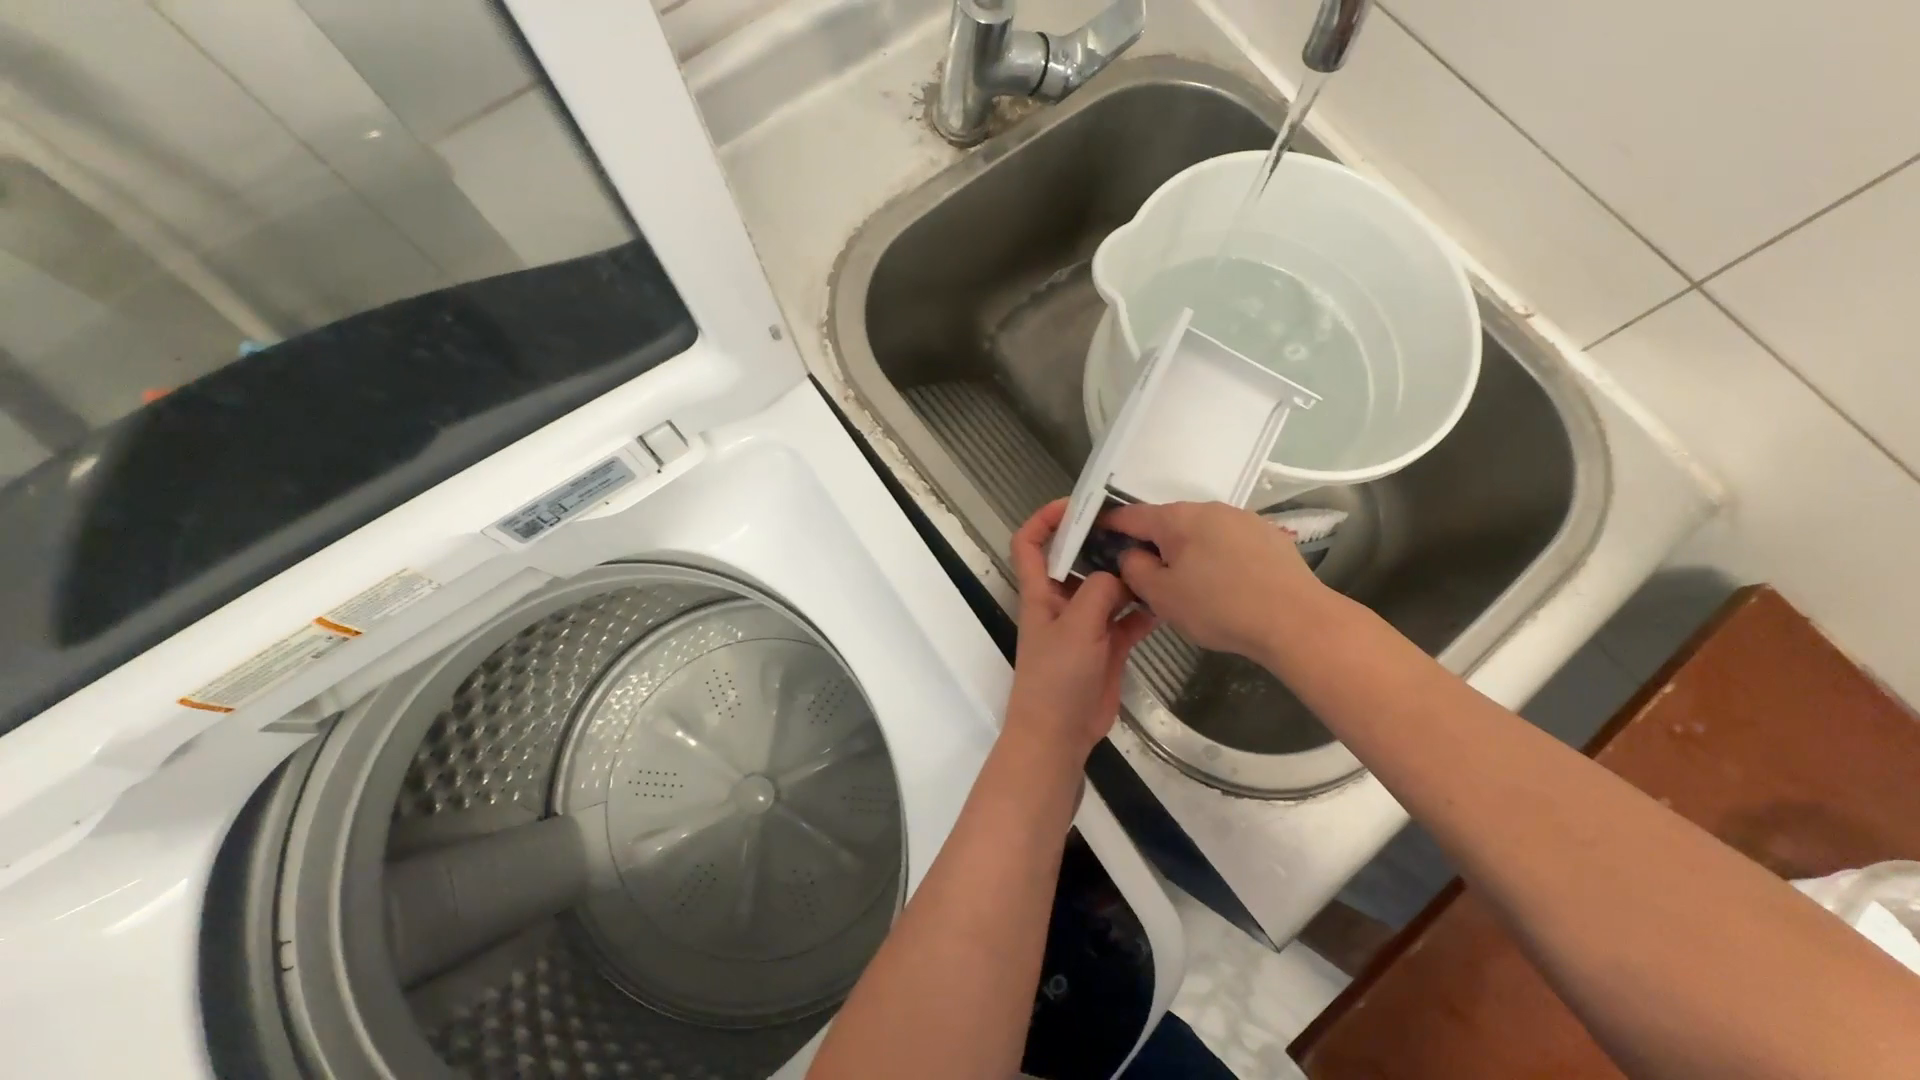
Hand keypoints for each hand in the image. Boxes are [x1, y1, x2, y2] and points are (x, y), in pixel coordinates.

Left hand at [1005, 500, 1156, 761]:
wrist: (1059, 734)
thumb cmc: (1056, 677)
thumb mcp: (1077, 626)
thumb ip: (1100, 592)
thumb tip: (1121, 573)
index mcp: (1040, 592)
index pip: (1030, 542)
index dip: (1046, 518)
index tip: (1079, 504)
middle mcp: (1061, 602)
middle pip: (1077, 560)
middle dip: (1101, 542)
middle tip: (1138, 527)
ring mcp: (1085, 625)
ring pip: (1107, 588)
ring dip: (1128, 576)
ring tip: (1159, 558)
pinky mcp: (1107, 647)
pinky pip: (1127, 619)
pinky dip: (1144, 610)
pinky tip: (1167, 600)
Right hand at [1104, 501, 1324, 660]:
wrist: (1294, 620)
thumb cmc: (1218, 607)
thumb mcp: (1161, 596)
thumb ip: (1135, 569)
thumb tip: (1131, 554)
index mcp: (1177, 518)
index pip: (1131, 515)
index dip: (1110, 527)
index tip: (1097, 539)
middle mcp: (1210, 509)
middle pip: (1168, 523)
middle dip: (1153, 544)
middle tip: (1147, 576)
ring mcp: (1243, 520)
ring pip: (1201, 532)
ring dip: (1188, 551)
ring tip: (1189, 585)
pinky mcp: (1269, 537)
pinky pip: (1229, 543)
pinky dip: (1217, 557)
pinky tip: (1225, 585)